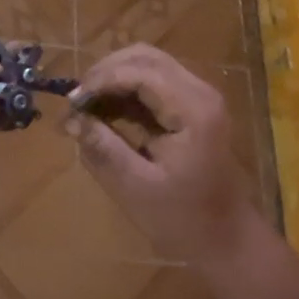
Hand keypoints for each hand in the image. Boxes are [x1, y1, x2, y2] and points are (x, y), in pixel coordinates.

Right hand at [68, 44, 259, 263]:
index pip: (141, 71)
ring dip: (114, 77)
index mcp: (193, 110)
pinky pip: (154, 81)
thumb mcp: (136, 188)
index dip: (101, 80)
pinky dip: (126, 89)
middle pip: (145, 57)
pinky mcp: (192, 106)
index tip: (72, 103)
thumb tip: (71, 119)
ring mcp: (199, 96)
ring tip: (86, 105)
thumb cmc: (184, 220)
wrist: (228, 240)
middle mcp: (200, 92)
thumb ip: (104, 148)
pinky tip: (105, 110)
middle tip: (76, 100)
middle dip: (105, 72)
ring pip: (148, 64)